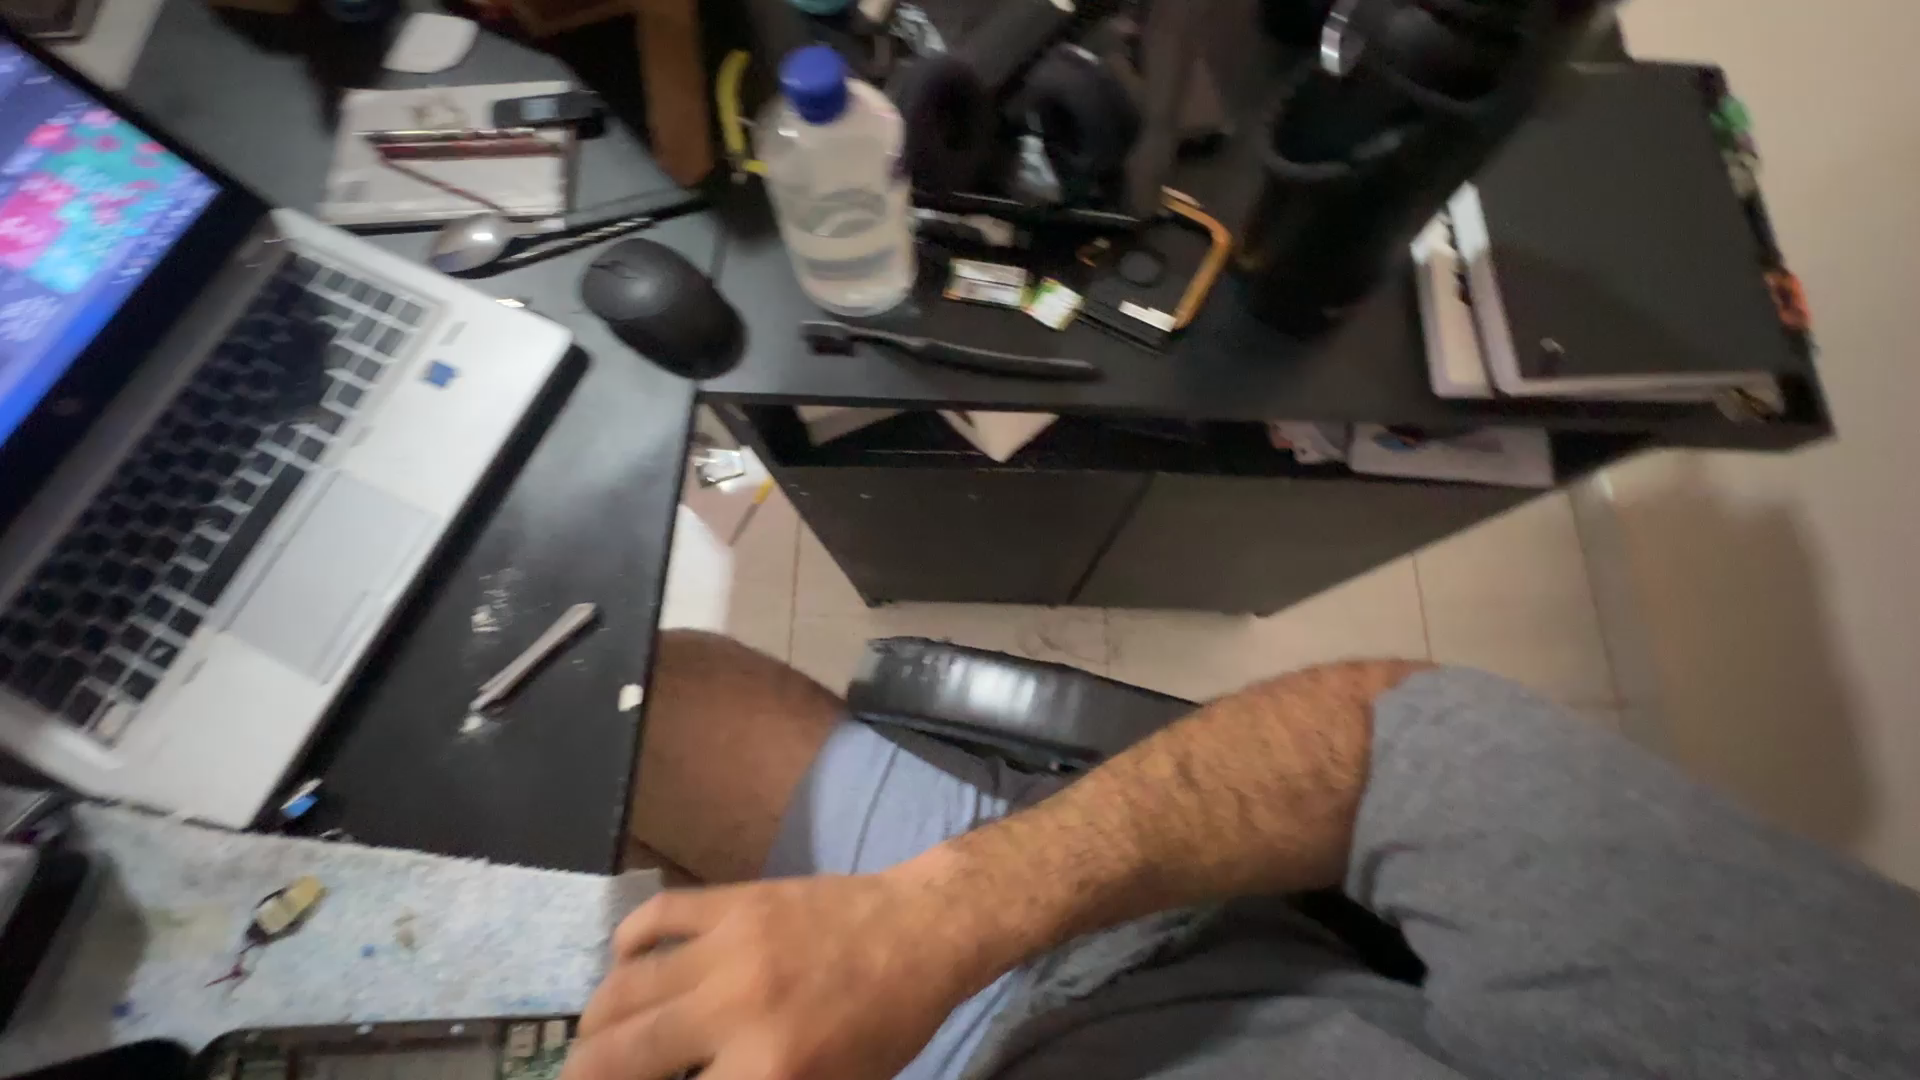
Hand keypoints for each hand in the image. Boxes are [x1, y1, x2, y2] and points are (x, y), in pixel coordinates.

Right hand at [563, 863, 1016, 1079]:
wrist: (920, 929)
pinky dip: (629, 941)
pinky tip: (626, 962)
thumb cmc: (885, 1025)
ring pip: (623, 988)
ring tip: (595, 1039)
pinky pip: (659, 914)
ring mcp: (732, 945)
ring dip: (595, 1022)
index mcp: (768, 1075)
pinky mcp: (739, 897)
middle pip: (618, 1057)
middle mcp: (736, 1011)